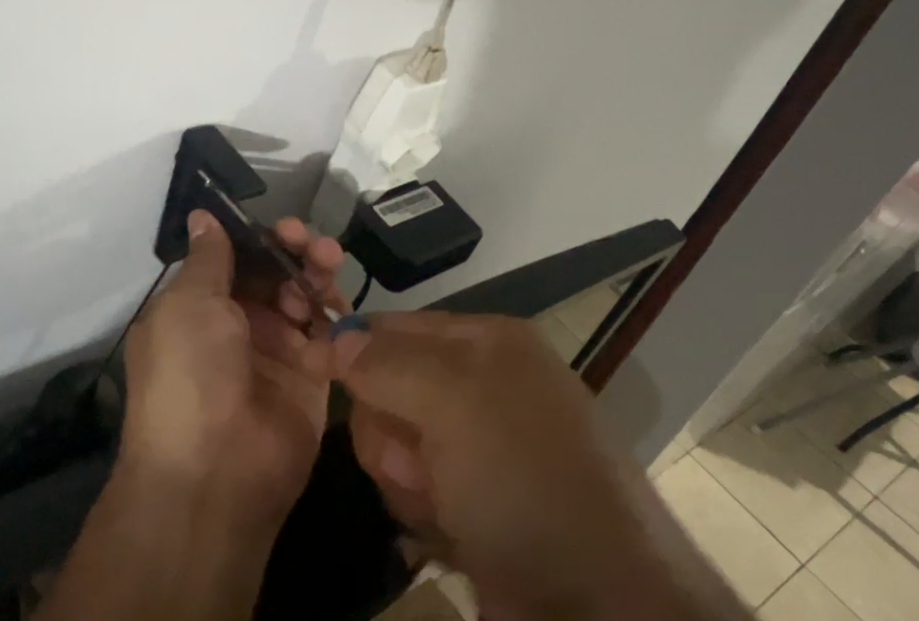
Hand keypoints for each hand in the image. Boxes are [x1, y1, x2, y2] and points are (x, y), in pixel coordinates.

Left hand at [119, 209, 346, 528]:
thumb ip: (208, 259)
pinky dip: (336, 317)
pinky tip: (337, 308)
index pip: (236, 258)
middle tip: (315, 245)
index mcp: (198, 306)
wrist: (214, 473)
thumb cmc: (189, 375)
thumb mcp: (188, 304)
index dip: (261, 238)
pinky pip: (329, 337)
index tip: (285, 227)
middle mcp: (236, 325)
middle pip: (275, 274)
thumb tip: (202, 217)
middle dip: (296, 252)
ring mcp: (276, 353)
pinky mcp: (312, 381)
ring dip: (318, 276)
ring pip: (305, 299)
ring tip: (329, 266)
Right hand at [332, 312, 749, 619]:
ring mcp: (482, 448)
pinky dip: (420, 511)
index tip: (320, 376)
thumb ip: (386, 363)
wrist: (598, 602)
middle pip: (386, 388)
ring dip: (403, 478)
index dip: (355, 353)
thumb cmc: (523, 480)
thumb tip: (333, 337)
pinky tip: (447, 531)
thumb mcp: (453, 402)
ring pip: (394, 444)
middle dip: (389, 431)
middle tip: (419, 463)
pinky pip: (415, 489)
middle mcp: (485, 386)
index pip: (394, 326)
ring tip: (440, 505)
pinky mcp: (477, 502)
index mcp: (489, 342)